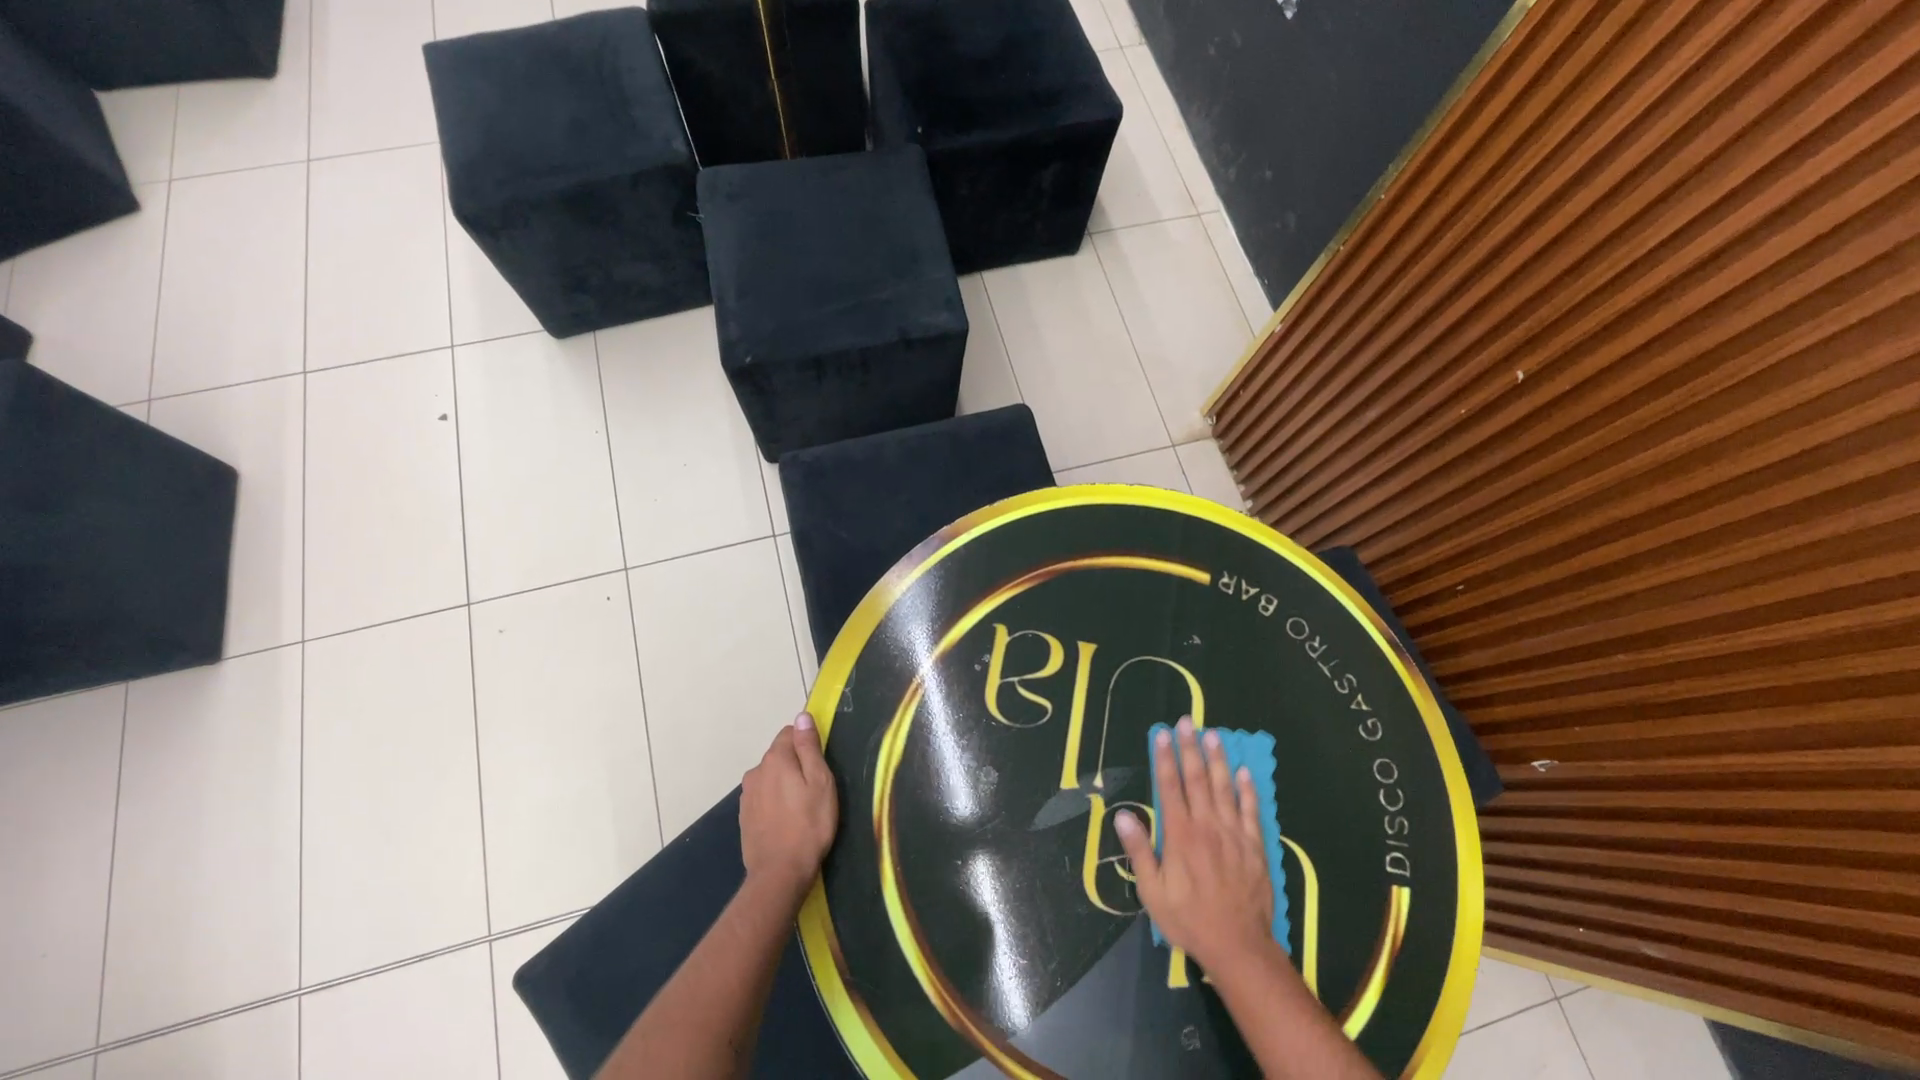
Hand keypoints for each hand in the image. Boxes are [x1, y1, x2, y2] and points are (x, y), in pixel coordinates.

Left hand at [740, 712, 837, 900]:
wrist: (780, 872)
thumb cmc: (809, 824)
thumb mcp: (820, 782)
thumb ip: (809, 747)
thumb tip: (802, 716)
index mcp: (775, 759)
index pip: (790, 733)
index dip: (807, 744)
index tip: (821, 765)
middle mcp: (756, 771)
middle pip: (779, 755)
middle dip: (796, 764)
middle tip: (816, 789)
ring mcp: (747, 794)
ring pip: (770, 776)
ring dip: (784, 783)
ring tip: (801, 807)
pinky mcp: (744, 815)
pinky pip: (763, 796)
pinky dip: (774, 801)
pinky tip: (786, 820)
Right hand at [1114, 716, 1276, 974]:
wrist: (1238, 945)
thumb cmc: (1188, 919)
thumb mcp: (1152, 892)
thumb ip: (1139, 851)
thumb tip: (1122, 815)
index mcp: (1180, 836)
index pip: (1170, 787)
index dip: (1164, 759)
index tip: (1161, 734)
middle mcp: (1208, 827)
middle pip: (1198, 779)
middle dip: (1190, 748)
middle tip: (1187, 721)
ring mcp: (1234, 834)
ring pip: (1225, 788)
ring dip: (1218, 760)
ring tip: (1213, 734)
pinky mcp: (1255, 846)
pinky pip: (1250, 810)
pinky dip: (1248, 790)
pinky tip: (1244, 772)